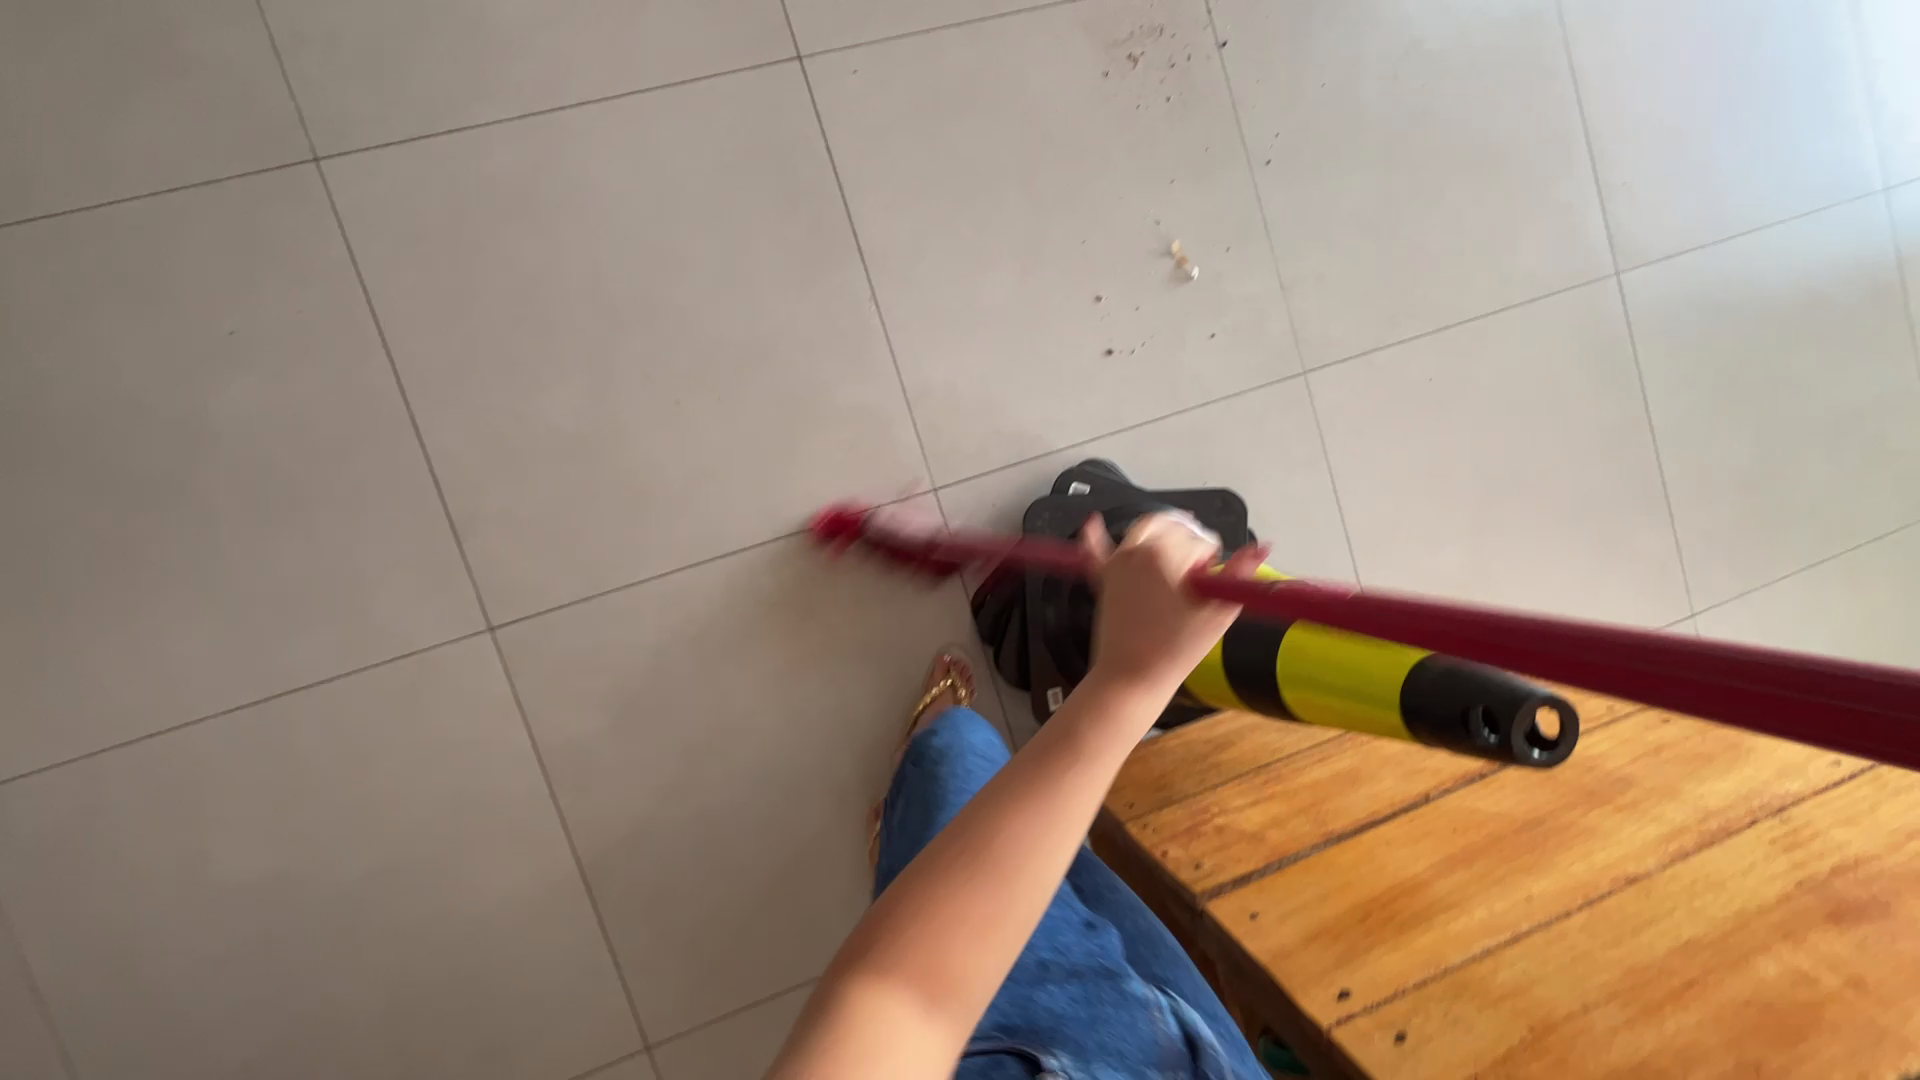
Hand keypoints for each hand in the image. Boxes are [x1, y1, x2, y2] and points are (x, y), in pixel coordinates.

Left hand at [1080, 512, 1267, 701]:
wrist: (1132, 675)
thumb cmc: (1177, 647)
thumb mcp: (1218, 612)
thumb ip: (1241, 574)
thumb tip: (1263, 545)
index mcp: (1168, 552)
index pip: (1201, 541)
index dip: (1212, 559)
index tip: (1209, 580)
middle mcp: (1138, 549)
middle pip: (1174, 528)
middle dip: (1190, 541)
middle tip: (1198, 570)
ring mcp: (1117, 562)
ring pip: (1143, 529)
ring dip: (1162, 531)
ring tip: (1177, 547)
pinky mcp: (1102, 577)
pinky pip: (1094, 549)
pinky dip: (1094, 534)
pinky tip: (1093, 521)